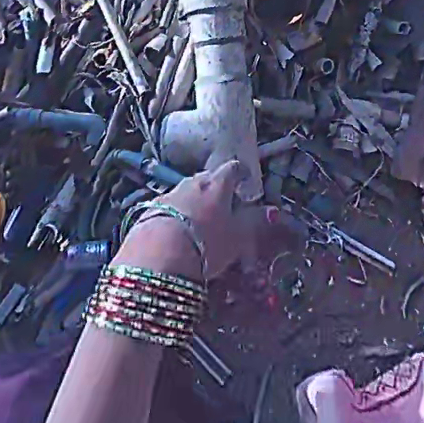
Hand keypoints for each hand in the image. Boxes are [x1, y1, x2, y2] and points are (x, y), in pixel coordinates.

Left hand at [118, 160, 275, 281]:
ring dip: (197, 201)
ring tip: (203, 222)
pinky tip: (179, 232)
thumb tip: (273, 212)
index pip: (233, 168)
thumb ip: (255, 222)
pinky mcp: (151, 209)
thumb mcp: (238, 237)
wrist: (157, 254)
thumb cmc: (206, 243)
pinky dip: (178, 214)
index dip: (241, 173)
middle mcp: (193, 182)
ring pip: (189, 191)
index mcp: (217, 183)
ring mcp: (170, 193)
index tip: (246, 180)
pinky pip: (171, 206)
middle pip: (209, 178)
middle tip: (227, 205)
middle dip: (218, 188)